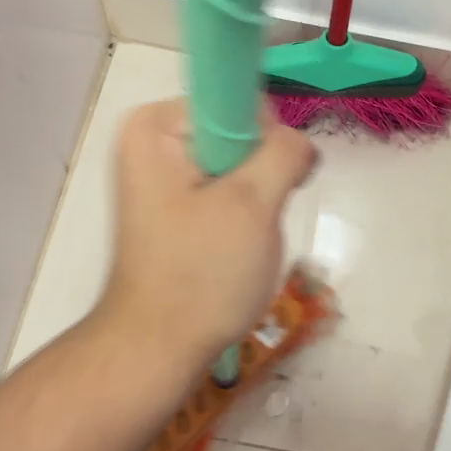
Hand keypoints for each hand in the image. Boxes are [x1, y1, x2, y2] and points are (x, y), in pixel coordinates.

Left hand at [94, 99, 316, 374]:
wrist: (159, 348)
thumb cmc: (201, 275)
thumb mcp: (253, 205)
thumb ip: (284, 153)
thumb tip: (299, 144)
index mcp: (154, 126)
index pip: (237, 101)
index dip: (264, 140)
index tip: (269, 185)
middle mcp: (151, 142)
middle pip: (238, 134)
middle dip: (261, 176)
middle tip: (256, 223)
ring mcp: (160, 179)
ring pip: (239, 168)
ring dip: (256, 203)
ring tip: (244, 244)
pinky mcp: (173, 210)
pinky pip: (225, 194)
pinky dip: (242, 219)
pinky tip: (237, 251)